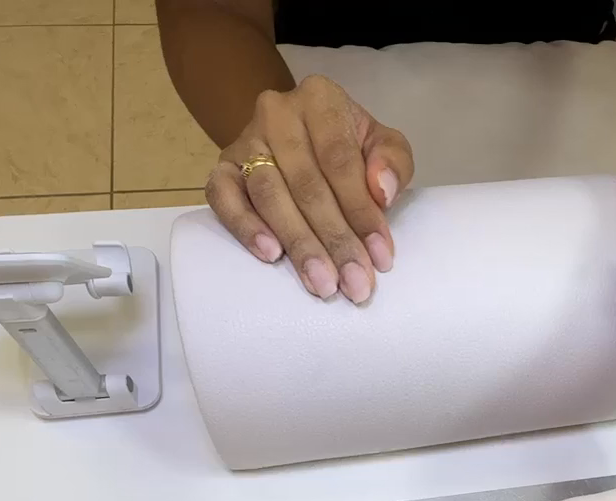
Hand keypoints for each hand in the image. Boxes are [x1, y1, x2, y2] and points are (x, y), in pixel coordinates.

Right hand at [206, 74, 412, 302]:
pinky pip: (223, 197)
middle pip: (307, 185)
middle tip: (354, 285)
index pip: (341, 161)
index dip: (362, 213)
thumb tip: (382, 189)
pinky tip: (270, 255)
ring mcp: (245, 140)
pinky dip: (245, 226)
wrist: (303, 139)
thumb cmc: (351, 149)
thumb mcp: (383, 146)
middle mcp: (277, 113)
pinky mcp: (222, 168)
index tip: (381, 257)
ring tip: (322, 284)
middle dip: (336, 241)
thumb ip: (393, 162)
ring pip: (270, 196)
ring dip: (299, 244)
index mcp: (321, 100)